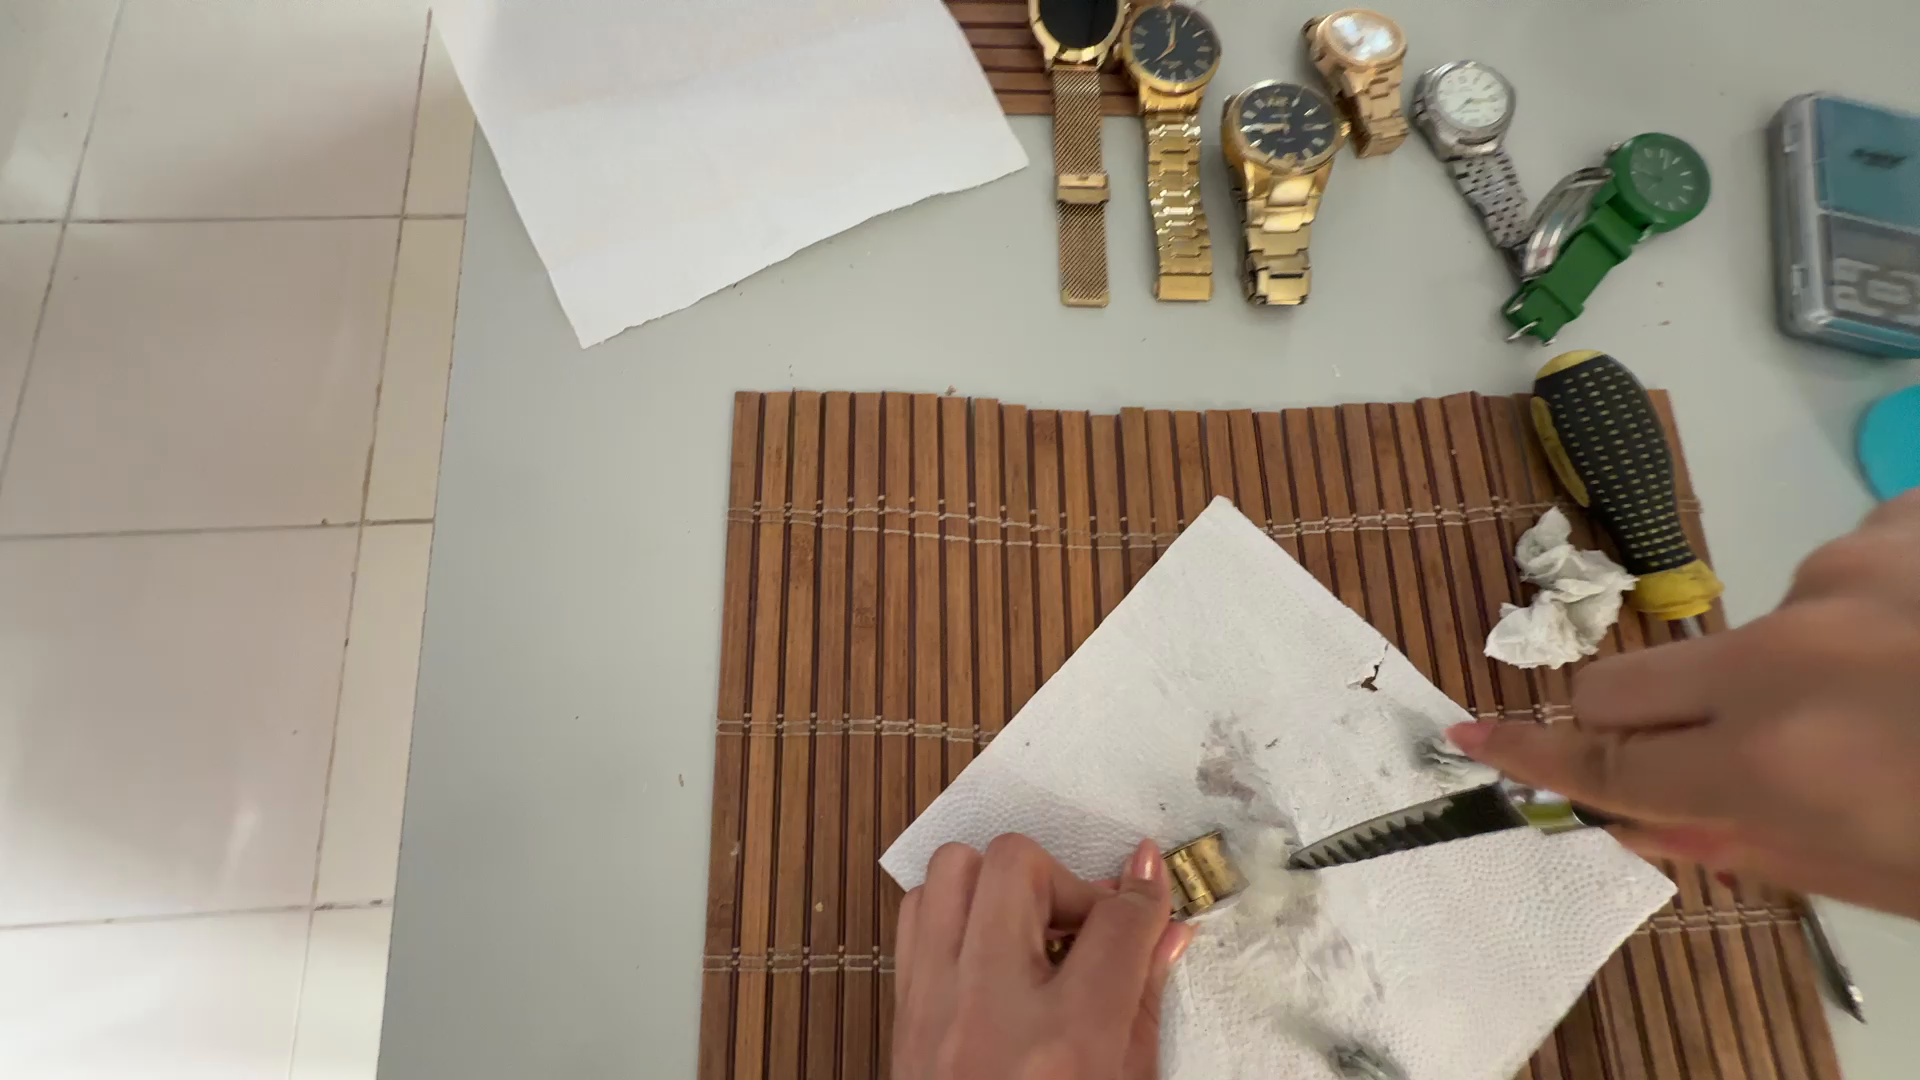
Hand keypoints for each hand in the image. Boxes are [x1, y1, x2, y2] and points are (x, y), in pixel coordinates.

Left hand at [893, 835, 1194, 1079]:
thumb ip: (1145, 1001)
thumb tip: (1167, 927)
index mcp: (1065, 1045)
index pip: (1115, 925)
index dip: (1145, 895)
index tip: (1149, 883)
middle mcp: (989, 1007)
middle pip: (1017, 865)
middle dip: (1062, 880)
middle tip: (1081, 927)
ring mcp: (934, 1002)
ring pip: (954, 868)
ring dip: (999, 882)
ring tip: (1029, 928)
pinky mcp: (903, 1005)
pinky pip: (916, 910)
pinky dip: (953, 907)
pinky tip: (984, 946)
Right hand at [1448, 490, 1919, 917]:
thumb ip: (1765, 846)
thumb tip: (1646, 824)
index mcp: (1788, 764)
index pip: (1607, 764)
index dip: (1533, 757)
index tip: (1471, 741)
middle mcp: (1785, 662)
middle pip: (1625, 685)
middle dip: (1643, 721)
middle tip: (1718, 746)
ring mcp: (1842, 580)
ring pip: (1749, 632)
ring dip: (1797, 669)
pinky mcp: (1900, 528)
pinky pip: (1849, 567)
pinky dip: (1879, 604)